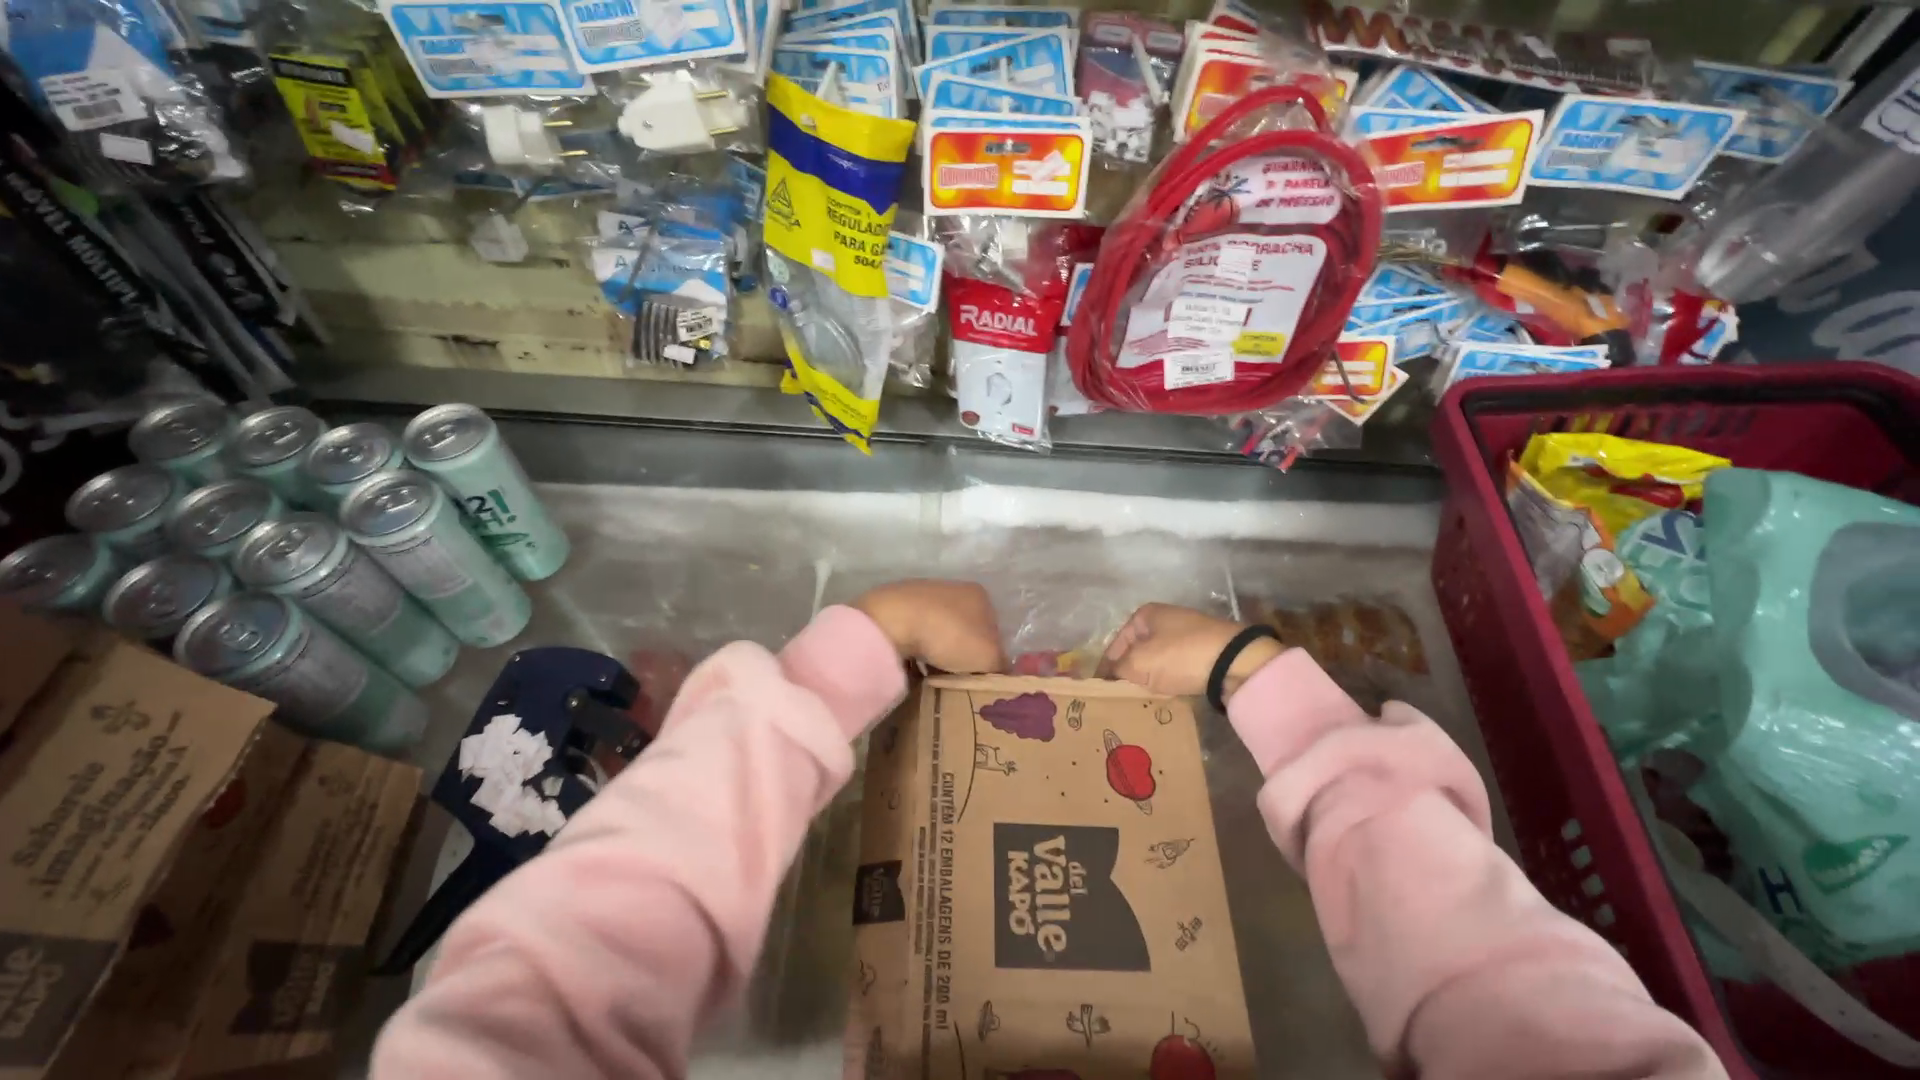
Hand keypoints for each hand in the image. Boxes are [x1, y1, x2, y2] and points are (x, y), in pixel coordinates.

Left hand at [852, 580, 1005, 673]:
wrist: (893, 621)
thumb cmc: (950, 636)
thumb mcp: (989, 658)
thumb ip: (1001, 665)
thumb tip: (1000, 670)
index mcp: (980, 595)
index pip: (993, 629)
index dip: (989, 655)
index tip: (978, 675)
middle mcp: (953, 588)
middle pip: (965, 630)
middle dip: (961, 654)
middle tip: (955, 677)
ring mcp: (922, 594)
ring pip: (938, 632)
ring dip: (936, 652)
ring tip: (930, 674)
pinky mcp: (896, 605)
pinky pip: (913, 633)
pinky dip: (914, 648)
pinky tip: (910, 664)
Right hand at [1100, 604, 1285, 701]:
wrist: (1234, 662)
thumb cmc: (1179, 655)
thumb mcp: (1138, 663)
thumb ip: (1117, 670)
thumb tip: (1106, 678)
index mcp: (1145, 615)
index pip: (1115, 644)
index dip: (1105, 667)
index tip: (1099, 690)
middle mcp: (1165, 620)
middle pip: (1137, 652)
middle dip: (1128, 674)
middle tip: (1119, 698)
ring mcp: (1187, 635)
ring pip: (1157, 662)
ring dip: (1150, 679)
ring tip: (1141, 700)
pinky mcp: (1205, 652)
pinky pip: (1177, 669)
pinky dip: (1170, 681)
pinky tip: (1166, 695)